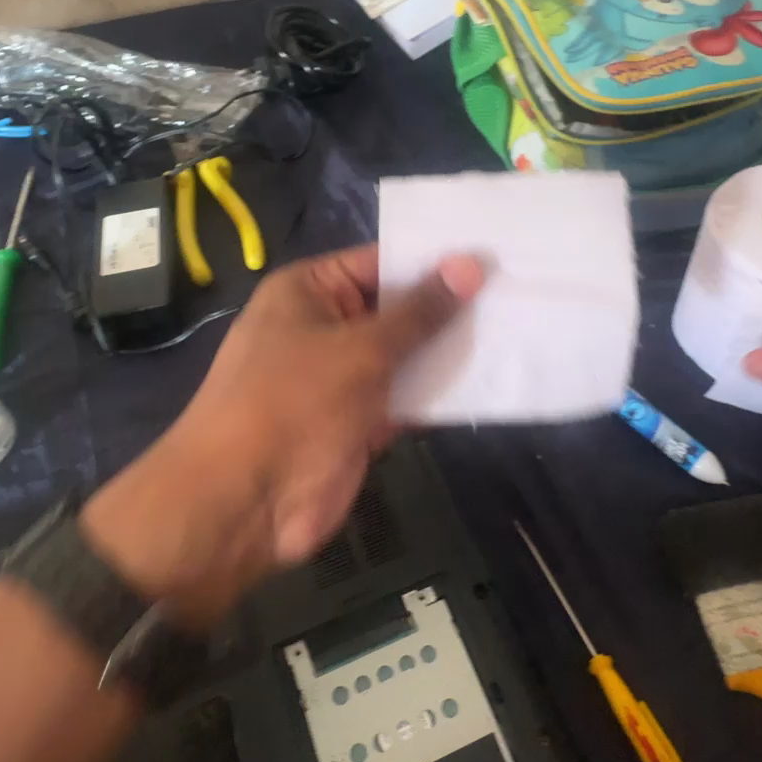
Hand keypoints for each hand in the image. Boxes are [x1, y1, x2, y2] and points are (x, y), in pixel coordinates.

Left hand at [81, 244, 482, 621]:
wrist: (242, 505)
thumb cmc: (291, 405)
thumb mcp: (360, 350)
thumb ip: (420, 312)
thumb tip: (472, 264)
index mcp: (309, 292)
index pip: (380, 261)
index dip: (434, 260)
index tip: (493, 256)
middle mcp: (324, 326)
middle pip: (396, 308)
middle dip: (449, 307)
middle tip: (519, 292)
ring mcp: (342, 376)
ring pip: (405, 354)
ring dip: (449, 351)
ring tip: (516, 330)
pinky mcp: (359, 420)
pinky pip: (406, 396)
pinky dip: (438, 393)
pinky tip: (490, 381)